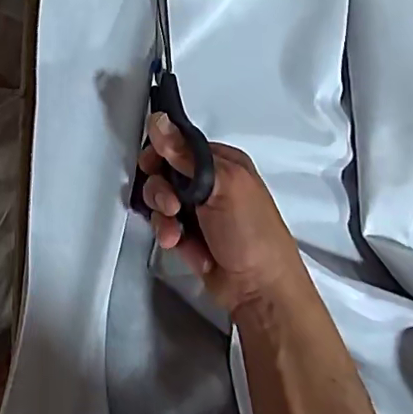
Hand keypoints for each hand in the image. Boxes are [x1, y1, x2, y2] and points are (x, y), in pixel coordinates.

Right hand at [138, 112, 308, 313]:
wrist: (260, 291)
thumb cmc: (254, 236)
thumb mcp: (221, 185)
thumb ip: (186, 153)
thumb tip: (161, 122)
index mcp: (222, 162)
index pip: (179, 143)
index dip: (161, 153)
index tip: (152, 164)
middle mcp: (210, 183)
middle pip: (164, 172)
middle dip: (161, 189)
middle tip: (171, 203)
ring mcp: (199, 210)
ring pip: (160, 199)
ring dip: (163, 216)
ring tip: (177, 230)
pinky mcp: (189, 234)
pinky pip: (163, 225)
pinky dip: (168, 234)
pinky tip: (180, 242)